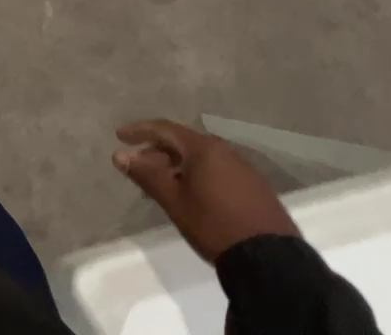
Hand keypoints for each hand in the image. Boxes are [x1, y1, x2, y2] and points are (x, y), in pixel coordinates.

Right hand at [113, 119, 299, 263]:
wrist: (271, 262)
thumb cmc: (214, 224)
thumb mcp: (174, 201)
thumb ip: (146, 175)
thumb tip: (119, 155)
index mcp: (204, 148)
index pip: (165, 128)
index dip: (139, 131)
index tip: (119, 136)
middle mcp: (226, 151)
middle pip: (184, 143)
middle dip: (158, 152)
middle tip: (138, 166)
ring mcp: (245, 170)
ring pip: (202, 159)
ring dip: (178, 166)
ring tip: (162, 185)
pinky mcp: (257, 189)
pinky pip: (219, 172)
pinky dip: (198, 176)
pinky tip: (192, 195)